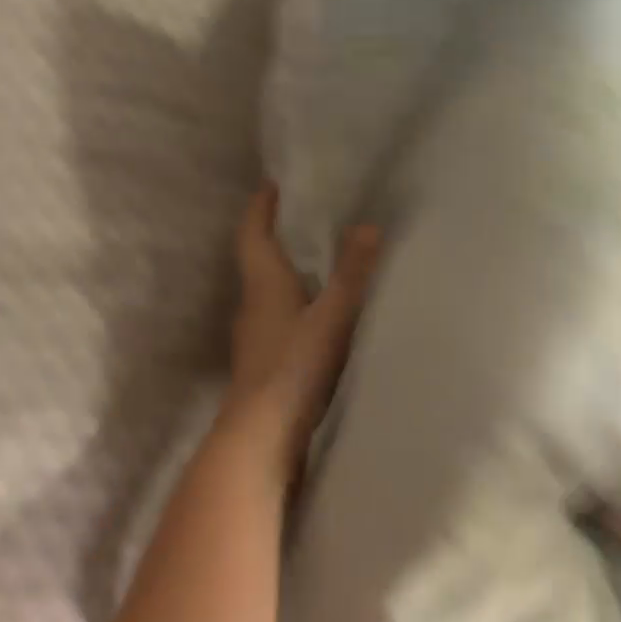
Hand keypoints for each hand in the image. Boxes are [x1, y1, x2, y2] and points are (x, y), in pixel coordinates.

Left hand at [218, 186, 380, 479]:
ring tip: (316, 263)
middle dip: (275, 237)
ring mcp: (255, 338)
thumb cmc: (294, 367)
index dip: (261, 208)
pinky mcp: (264, 364)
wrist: (262, 437)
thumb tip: (368, 225)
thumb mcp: (332, 316)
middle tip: (301, 217)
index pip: (254, 235)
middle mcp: (252, 306)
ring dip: (285, 274)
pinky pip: (278, 320)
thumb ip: (352, 273)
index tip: (271, 185)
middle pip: (257, 262)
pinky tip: (316, 318)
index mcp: (263, 285)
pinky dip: (294, 307)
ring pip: (267, 293)